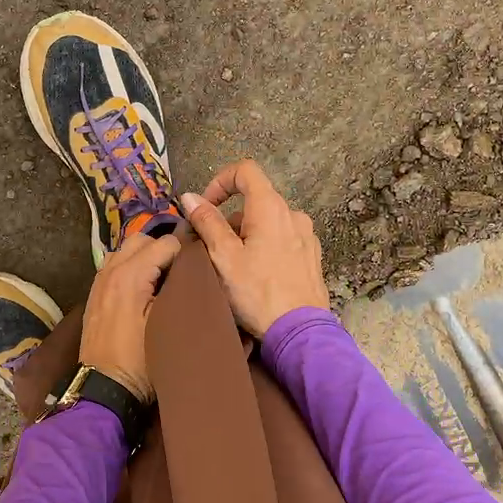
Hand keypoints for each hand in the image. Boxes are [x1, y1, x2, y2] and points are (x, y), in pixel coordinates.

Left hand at [78, 233, 181, 401]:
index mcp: (130, 274)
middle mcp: (111, 270)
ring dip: (145, 257)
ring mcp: (99, 281)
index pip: (166, 243)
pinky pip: (114, 265)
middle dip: (164, 250)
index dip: (186, 252)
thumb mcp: (167, 323)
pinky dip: (130, 267)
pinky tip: (143, 288)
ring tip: (162, 278)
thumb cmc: (142, 360)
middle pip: (143, 239)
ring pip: (126, 250)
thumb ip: (179, 288)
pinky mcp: (95, 293)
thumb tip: (194, 267)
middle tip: (181, 272)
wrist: (106, 387)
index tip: (199, 267)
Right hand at [179, 159, 329, 337]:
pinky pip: (282, 240)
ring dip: (247, 236)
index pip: (245, 171)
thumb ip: (207, 222)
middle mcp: (293, 214)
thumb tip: (190, 197)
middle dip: (229, 220)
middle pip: (254, 201)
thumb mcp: (223, 257)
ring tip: (235, 268)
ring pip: (267, 223)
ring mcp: (306, 235)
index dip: (220, 181)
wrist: (299, 331)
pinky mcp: (312, 256)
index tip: (205, 208)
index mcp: (271, 208)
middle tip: (214, 250)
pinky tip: (258, 276)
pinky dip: (265, 247)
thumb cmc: (257, 292)